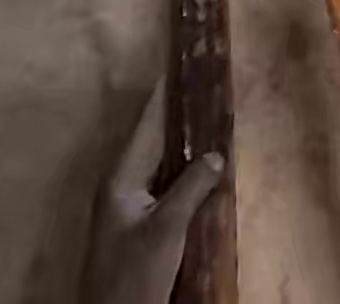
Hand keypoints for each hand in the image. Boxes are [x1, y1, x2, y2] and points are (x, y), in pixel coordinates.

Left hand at [83, 84, 224, 303]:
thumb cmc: (133, 277)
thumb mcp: (166, 230)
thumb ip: (192, 186)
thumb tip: (217, 153)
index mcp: (122, 179)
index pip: (148, 123)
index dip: (165, 93)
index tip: (182, 62)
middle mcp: (124, 185)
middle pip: (157, 136)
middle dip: (181, 110)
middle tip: (209, 82)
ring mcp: (132, 206)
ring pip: (165, 159)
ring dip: (188, 137)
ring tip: (215, 110)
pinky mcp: (143, 223)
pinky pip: (169, 180)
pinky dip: (188, 165)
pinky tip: (209, 160)